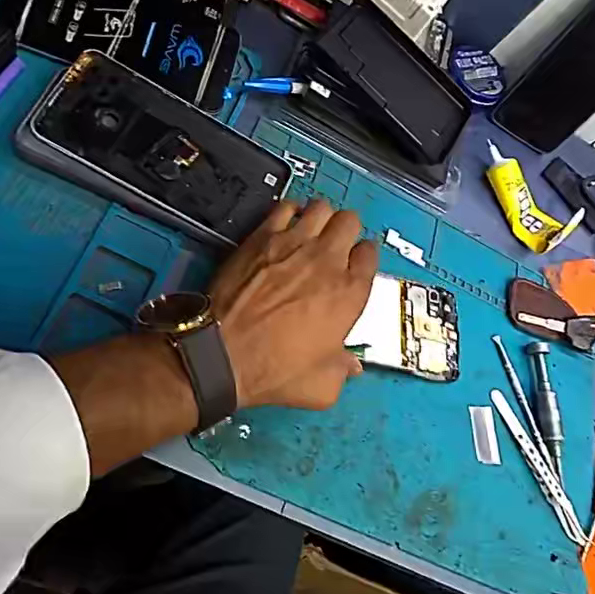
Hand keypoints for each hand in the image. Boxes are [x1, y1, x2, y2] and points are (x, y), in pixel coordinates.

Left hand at [210, 199, 378, 410]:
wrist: (224, 354)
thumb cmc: (274, 371)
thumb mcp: (323, 386)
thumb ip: (343, 370)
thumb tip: (351, 366)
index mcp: (349, 293)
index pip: (370, 254)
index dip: (362, 258)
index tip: (353, 267)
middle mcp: (327, 261)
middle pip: (350, 221)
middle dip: (345, 231)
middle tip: (333, 245)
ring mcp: (294, 243)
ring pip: (321, 207)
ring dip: (320, 217)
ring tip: (311, 231)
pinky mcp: (263, 236)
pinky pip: (286, 207)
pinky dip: (290, 212)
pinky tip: (285, 226)